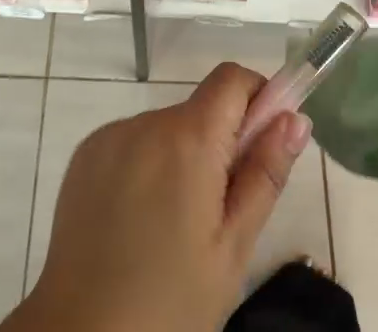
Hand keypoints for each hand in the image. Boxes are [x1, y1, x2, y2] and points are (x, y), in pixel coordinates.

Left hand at [8, 64, 313, 331]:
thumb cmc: (172, 298)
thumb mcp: (234, 244)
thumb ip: (265, 172)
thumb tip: (294, 117)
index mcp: (187, 139)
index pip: (231, 79)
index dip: (258, 99)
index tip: (264, 145)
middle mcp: (144, 123)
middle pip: (199, 109)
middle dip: (220, 143)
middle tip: (220, 211)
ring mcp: (108, 138)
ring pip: (165, 128)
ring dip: (181, 156)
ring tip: (175, 224)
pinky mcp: (83, 156)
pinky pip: (132, 143)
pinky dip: (146, 165)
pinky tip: (139, 219)